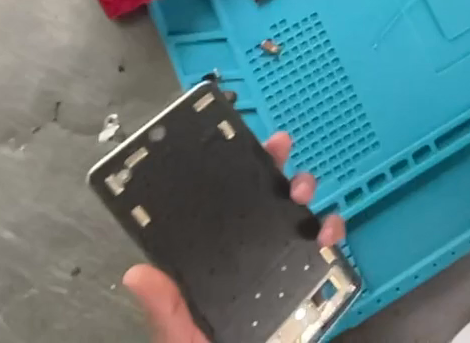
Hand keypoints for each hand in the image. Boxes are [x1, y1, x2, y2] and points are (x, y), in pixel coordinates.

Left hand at [123, 131, 347, 342]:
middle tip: (283, 162)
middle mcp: (253, 257)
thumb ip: (168, 310)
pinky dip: (332, 232)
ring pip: (301, 217)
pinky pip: (327, 249)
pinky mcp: (312, 283)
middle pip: (270, 202)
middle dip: (281, 172)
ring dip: (307, 196)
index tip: (252, 146)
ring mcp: (285, 268)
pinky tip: (328, 233)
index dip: (242, 172)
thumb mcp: (182, 340)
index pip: (229, 210)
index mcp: (218, 265)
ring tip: (303, 196)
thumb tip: (137, 273)